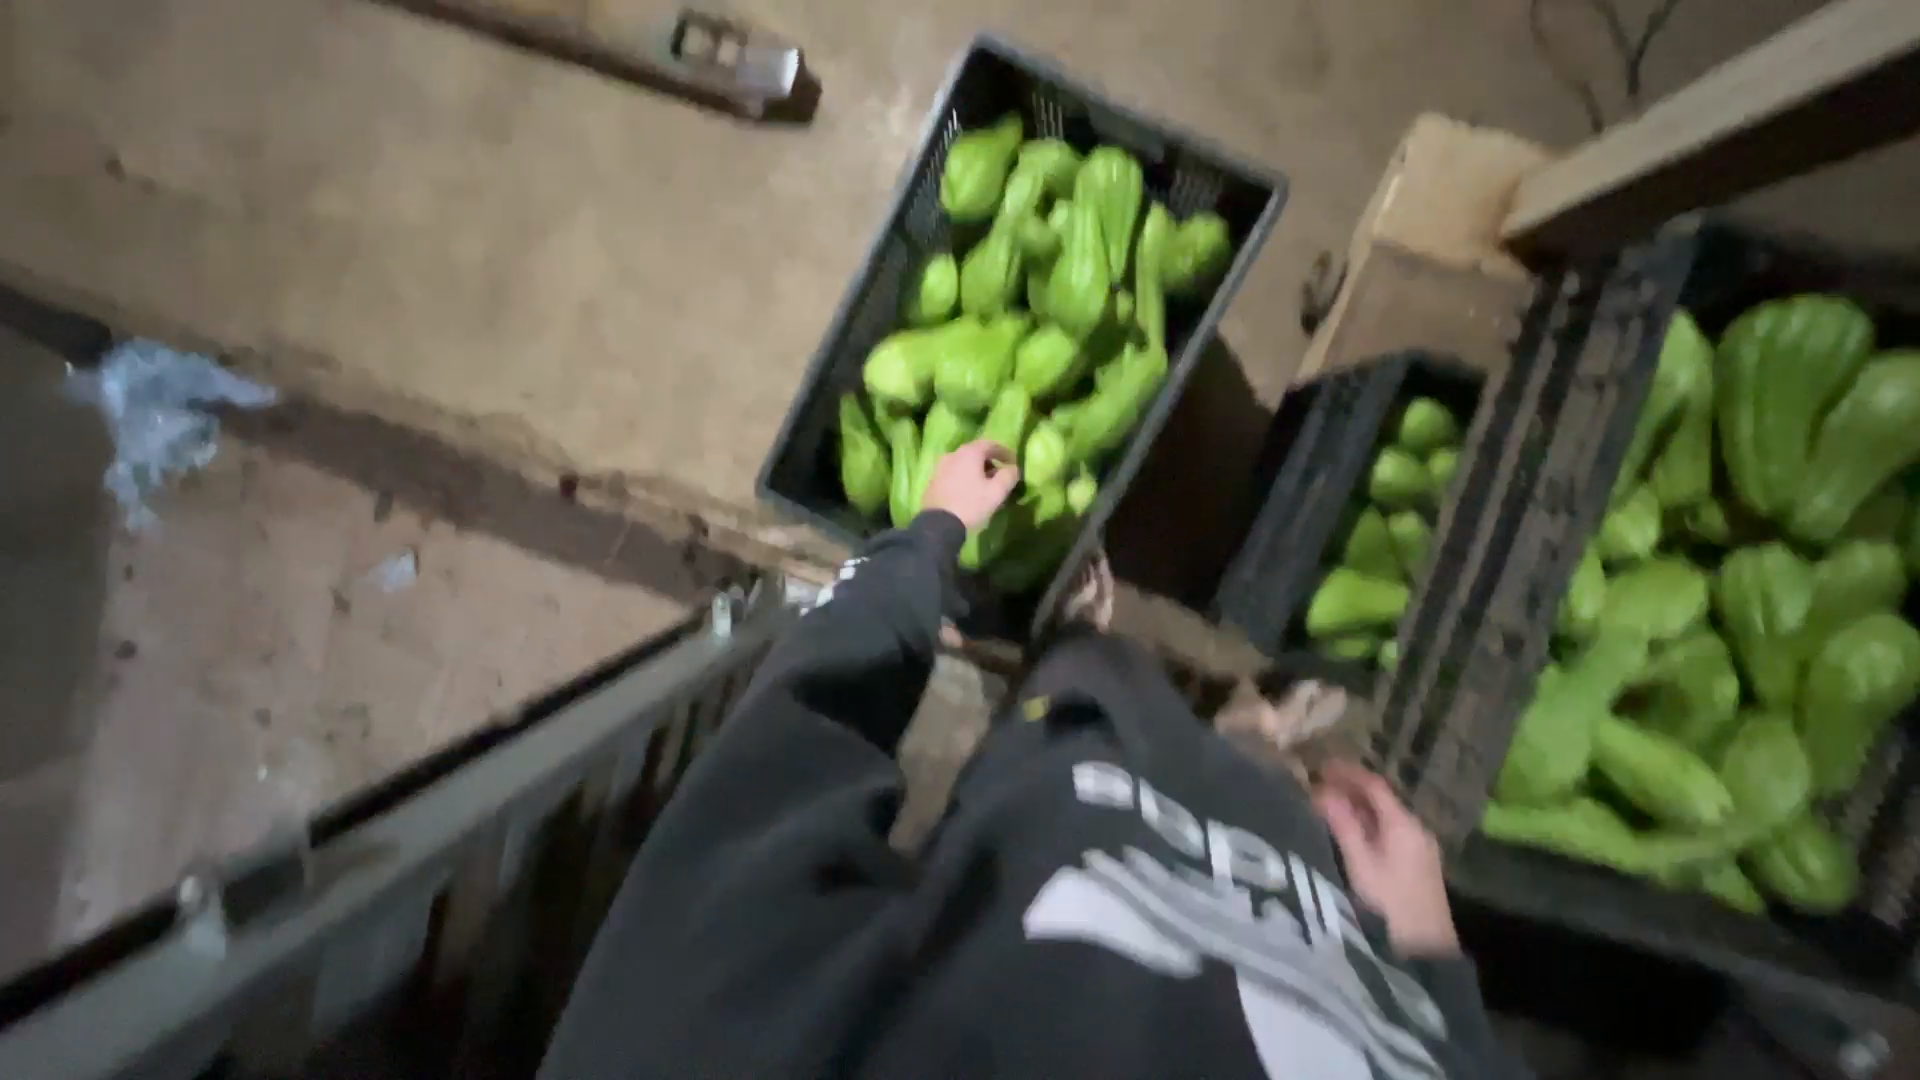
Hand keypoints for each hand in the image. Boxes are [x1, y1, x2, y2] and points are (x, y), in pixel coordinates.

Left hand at [922, 439, 1018, 530]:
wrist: (938, 524)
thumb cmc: (971, 505)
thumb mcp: (997, 492)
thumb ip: (1009, 476)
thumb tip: (1013, 468)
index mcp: (969, 453)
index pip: (990, 444)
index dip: (1004, 452)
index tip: (1013, 463)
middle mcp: (953, 454)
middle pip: (975, 452)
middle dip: (990, 462)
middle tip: (999, 475)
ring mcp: (940, 467)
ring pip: (963, 463)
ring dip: (976, 470)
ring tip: (984, 485)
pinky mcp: (933, 480)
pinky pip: (954, 473)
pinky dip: (964, 477)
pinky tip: (968, 491)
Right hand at [1313, 760, 1458, 956]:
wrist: (1426, 954)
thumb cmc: (1389, 905)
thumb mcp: (1360, 863)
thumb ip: (1342, 824)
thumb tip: (1320, 790)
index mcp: (1404, 825)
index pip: (1373, 786)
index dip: (1345, 772)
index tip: (1317, 764)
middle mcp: (1415, 830)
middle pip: (1380, 799)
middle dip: (1347, 788)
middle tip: (1314, 784)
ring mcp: (1418, 849)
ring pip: (1382, 816)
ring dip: (1354, 807)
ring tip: (1323, 805)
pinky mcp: (1415, 866)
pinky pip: (1387, 831)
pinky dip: (1364, 824)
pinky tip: (1345, 831)